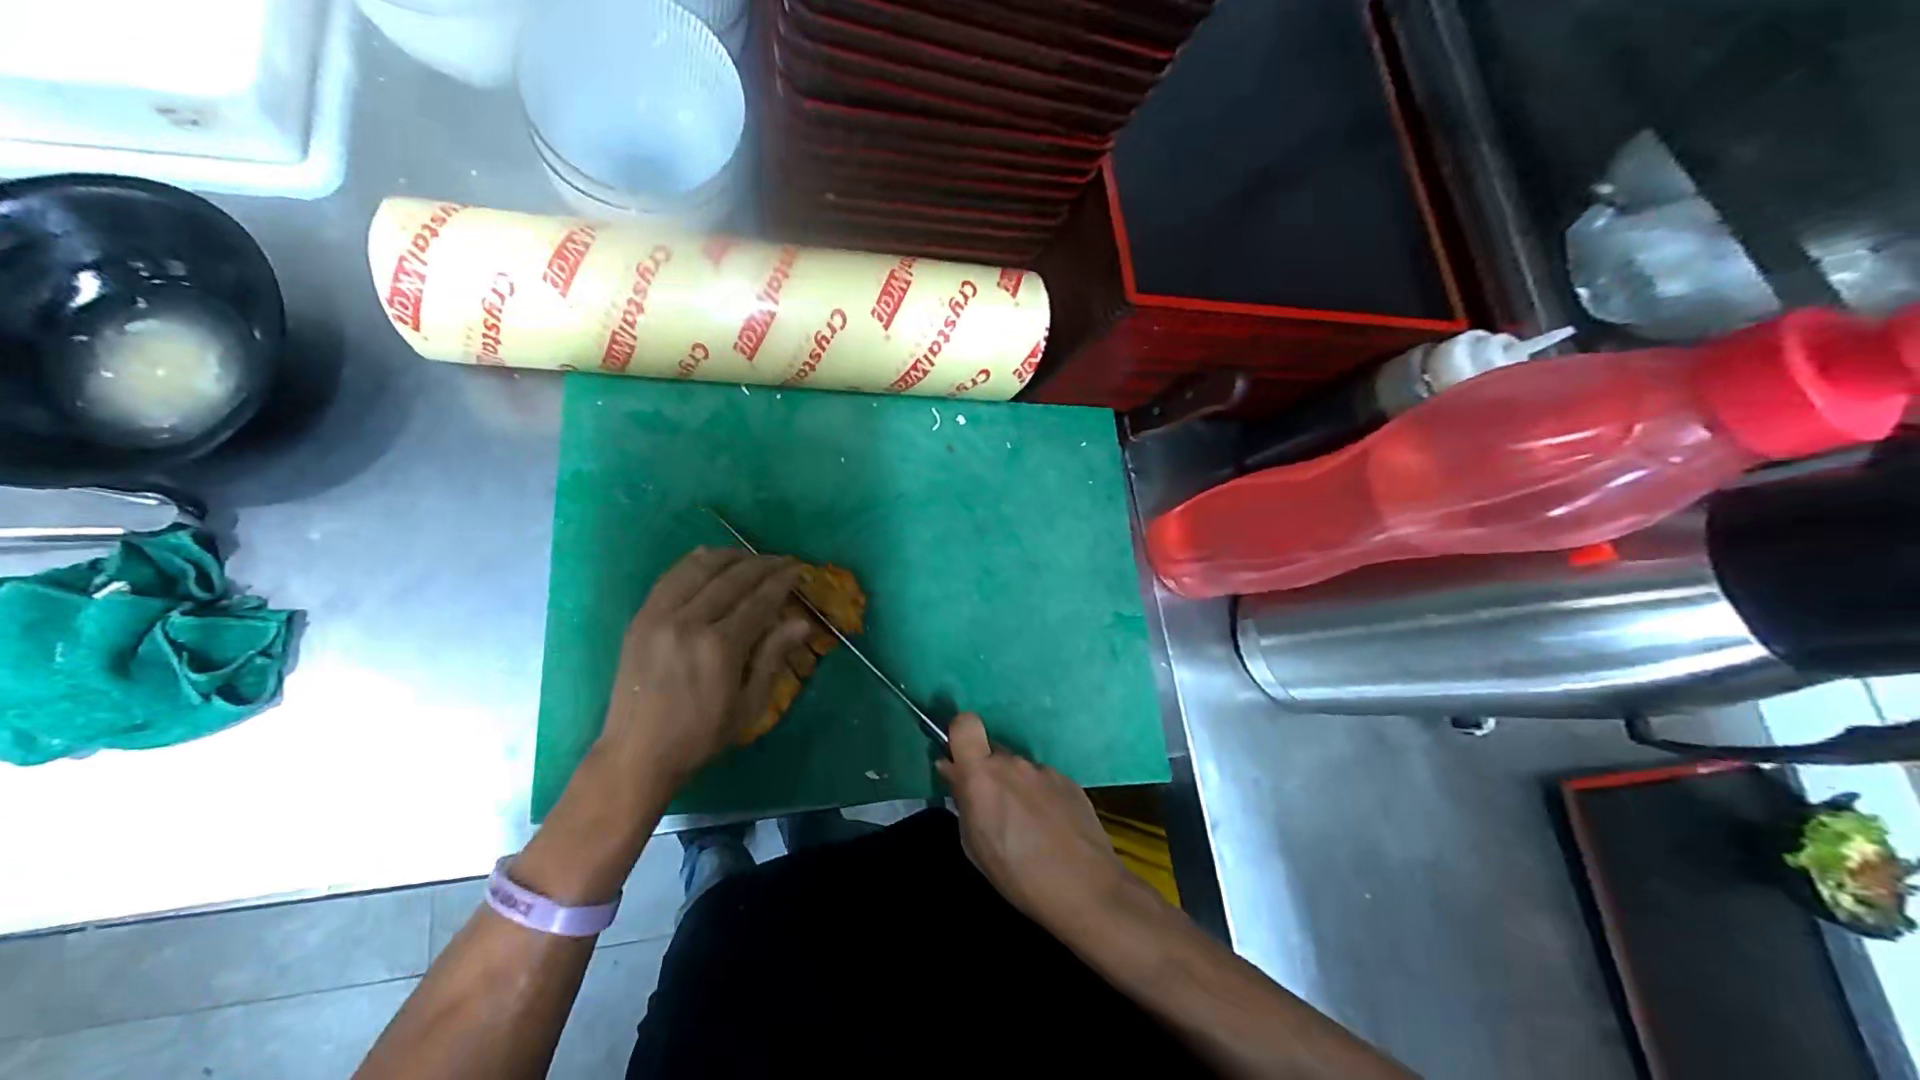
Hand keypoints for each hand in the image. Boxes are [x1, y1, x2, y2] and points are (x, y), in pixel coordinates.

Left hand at [598, 547, 813, 786]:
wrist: (637, 753)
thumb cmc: (701, 736)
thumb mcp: (749, 705)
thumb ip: (773, 657)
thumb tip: (802, 622)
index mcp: (720, 648)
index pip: (759, 601)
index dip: (782, 581)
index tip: (798, 569)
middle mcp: (690, 623)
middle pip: (732, 579)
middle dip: (762, 565)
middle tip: (781, 560)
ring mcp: (660, 617)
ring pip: (699, 570)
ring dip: (729, 556)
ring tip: (749, 556)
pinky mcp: (641, 618)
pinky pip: (670, 578)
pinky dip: (692, 562)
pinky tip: (708, 556)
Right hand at [938, 713, 1130, 929]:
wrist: (1087, 889)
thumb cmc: (1018, 875)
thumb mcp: (975, 846)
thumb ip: (963, 802)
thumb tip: (956, 774)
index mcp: (983, 775)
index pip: (965, 724)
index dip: (960, 736)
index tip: (961, 763)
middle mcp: (1014, 763)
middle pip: (993, 753)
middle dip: (989, 774)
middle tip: (994, 811)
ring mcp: (1045, 770)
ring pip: (1020, 770)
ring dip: (1017, 788)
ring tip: (1027, 827)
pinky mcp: (1069, 781)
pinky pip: (1044, 782)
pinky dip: (1041, 798)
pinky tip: (1051, 829)